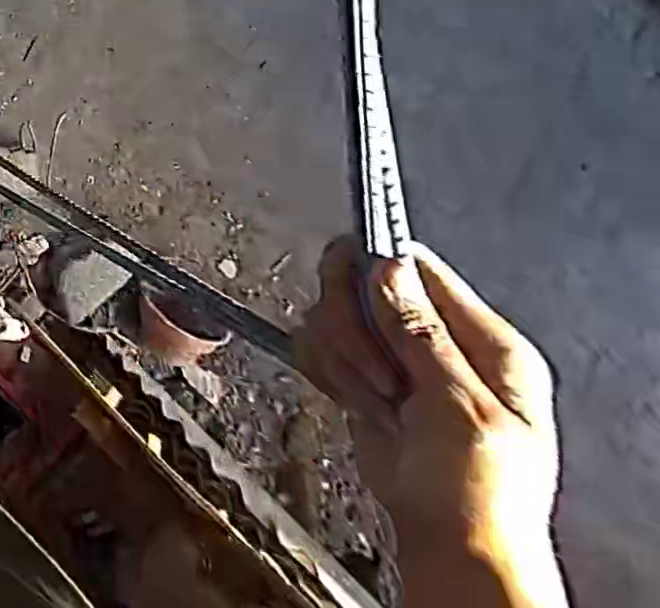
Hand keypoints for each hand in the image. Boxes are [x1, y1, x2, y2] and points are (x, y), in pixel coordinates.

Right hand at [295, 239, 566, 606]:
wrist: (442, 531)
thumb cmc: (477, 487)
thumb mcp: (459, 408)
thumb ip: (420, 335)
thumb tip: (389, 268)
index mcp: (483, 343)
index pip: (411, 268)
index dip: (370, 270)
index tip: (344, 284)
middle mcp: (434, 340)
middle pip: (354, 286)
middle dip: (349, 329)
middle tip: (374, 368)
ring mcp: (393, 354)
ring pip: (326, 317)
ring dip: (338, 359)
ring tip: (375, 399)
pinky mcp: (358, 369)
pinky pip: (314, 344)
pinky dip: (324, 371)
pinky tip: (355, 399)